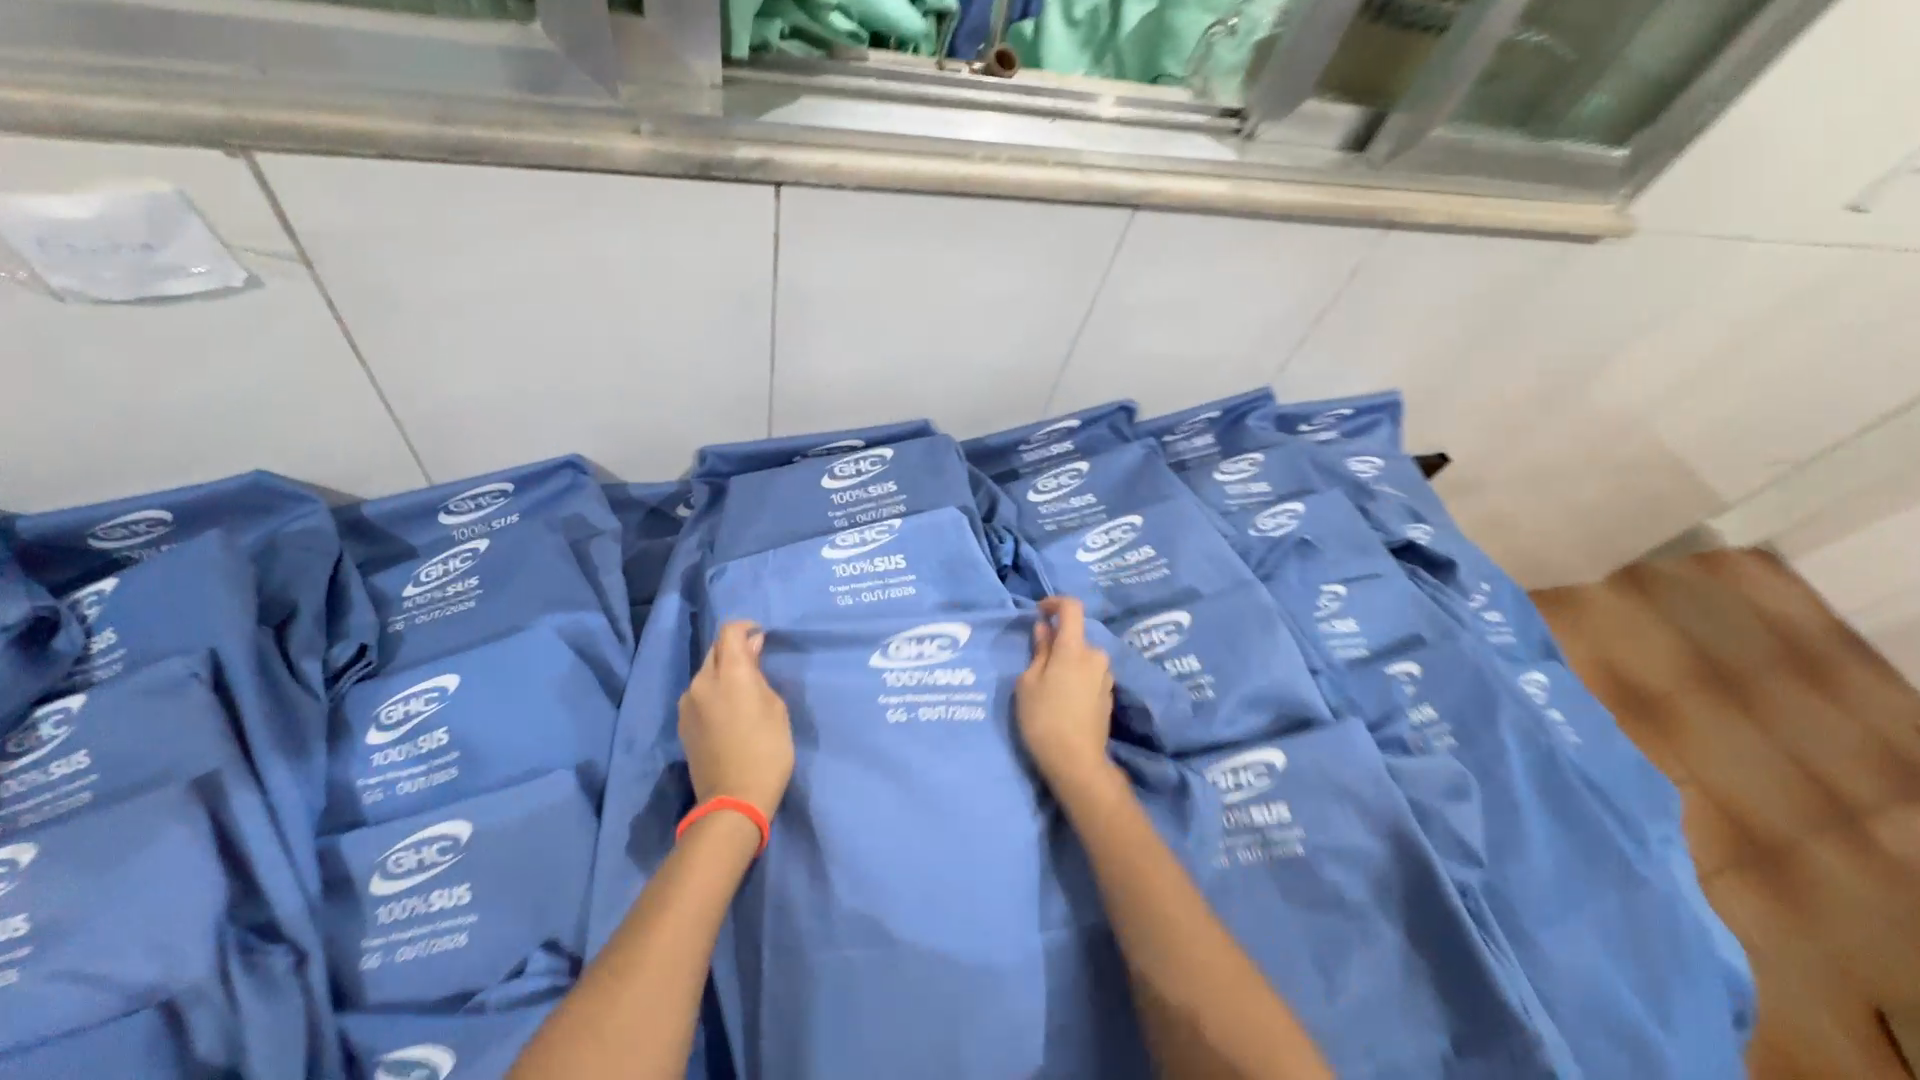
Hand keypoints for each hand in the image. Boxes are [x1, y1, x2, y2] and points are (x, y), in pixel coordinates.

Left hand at [679, 621, 793, 818]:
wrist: (734, 799)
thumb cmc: (768, 751)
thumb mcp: (776, 708)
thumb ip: (759, 674)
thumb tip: (751, 649)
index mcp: (730, 673)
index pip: (729, 632)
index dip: (745, 628)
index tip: (760, 637)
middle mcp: (702, 681)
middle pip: (715, 650)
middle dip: (734, 651)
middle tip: (756, 666)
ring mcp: (687, 702)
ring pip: (706, 673)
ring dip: (722, 673)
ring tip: (742, 694)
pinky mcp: (682, 722)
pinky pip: (699, 694)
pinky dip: (713, 693)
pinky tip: (728, 713)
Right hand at [1016, 597, 1117, 790]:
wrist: (1076, 761)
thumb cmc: (1043, 718)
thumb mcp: (1028, 683)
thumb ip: (1039, 651)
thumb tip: (1045, 629)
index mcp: (1075, 648)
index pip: (1072, 608)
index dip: (1055, 603)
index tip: (1040, 612)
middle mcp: (1096, 657)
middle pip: (1076, 638)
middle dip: (1058, 643)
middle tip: (1036, 664)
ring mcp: (1105, 677)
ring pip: (1083, 658)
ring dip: (1068, 663)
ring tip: (1048, 687)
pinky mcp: (1108, 696)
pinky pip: (1089, 676)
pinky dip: (1076, 678)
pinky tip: (1063, 701)